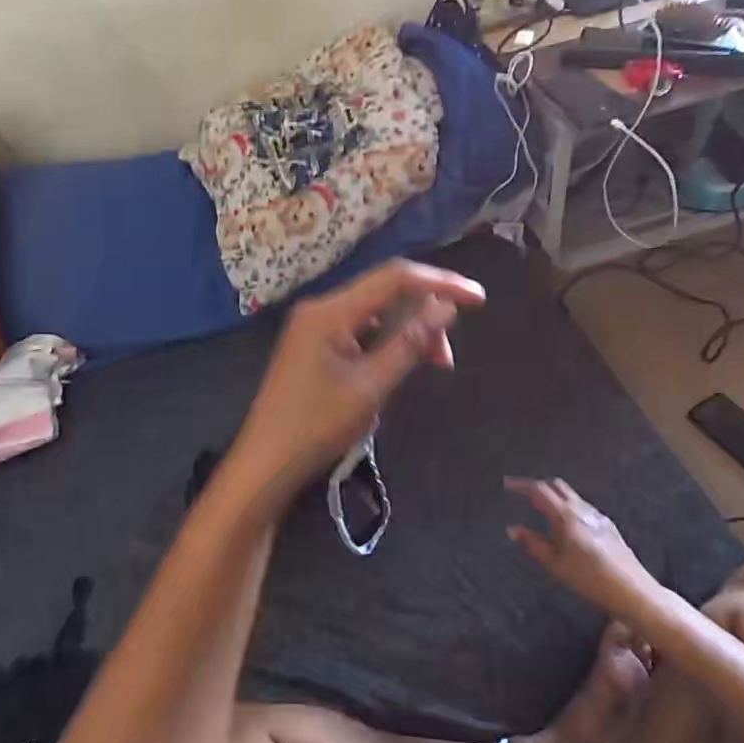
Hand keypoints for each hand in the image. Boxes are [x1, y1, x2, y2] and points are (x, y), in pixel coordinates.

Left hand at [228, 261, 486, 503]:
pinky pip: (357, 333)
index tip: (479, 299)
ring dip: (405, 335)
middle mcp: (320, 310)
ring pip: (373, 317)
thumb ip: (410, 344)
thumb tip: (445, 308)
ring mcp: (313, 328)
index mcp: (330, 312)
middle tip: (446, 360)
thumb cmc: (316, 427)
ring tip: (429, 368)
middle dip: (423, 318)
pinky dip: (383, 346)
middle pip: (384, 296)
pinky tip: (395, 372)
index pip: (395, 278)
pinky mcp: (312, 347)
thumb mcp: (371, 387)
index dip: (440, 283)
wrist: (264, 464)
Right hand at [506, 478, 660, 614]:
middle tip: (523, 494)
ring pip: (571, 496)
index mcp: (565, 515)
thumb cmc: (589, 578)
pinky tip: (566, 525)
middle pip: (556, 486)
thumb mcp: (554, 563)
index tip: (508, 484)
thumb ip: (532, 543)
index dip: (521, 485)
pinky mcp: (608, 525)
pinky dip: (568, 507)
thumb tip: (513, 530)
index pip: (539, 490)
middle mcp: (581, 509)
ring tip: (541, 510)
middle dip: (538, 486)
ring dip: (554, 497)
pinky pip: (582, 507)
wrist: (631, 590)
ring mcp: (597, 516)